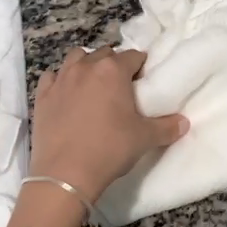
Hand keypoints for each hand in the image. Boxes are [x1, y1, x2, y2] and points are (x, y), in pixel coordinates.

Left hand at [28, 47, 188, 203]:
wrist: (65, 172)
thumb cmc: (109, 149)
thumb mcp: (144, 139)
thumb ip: (167, 127)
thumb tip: (184, 122)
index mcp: (113, 70)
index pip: (133, 56)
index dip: (140, 67)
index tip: (143, 81)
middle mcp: (86, 66)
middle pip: (104, 54)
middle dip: (114, 65)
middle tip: (121, 87)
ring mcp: (61, 78)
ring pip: (76, 58)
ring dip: (86, 65)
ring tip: (93, 85)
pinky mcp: (42, 94)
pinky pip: (52, 76)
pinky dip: (60, 80)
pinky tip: (65, 94)